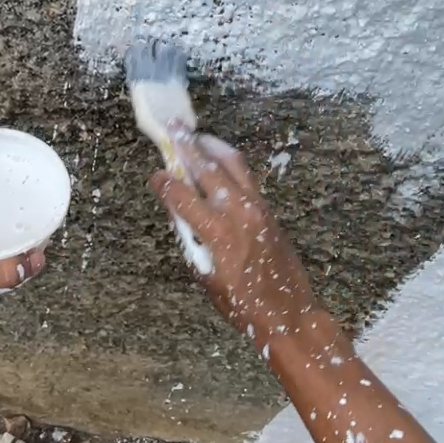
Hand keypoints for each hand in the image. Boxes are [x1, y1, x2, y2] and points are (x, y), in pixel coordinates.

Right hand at [151, 130, 317, 340]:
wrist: (289, 313)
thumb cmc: (242, 304)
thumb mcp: (205, 276)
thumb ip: (190, 240)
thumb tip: (177, 213)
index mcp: (216, 232)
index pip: (181, 195)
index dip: (162, 182)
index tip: (154, 176)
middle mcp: (236, 211)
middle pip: (206, 167)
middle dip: (186, 146)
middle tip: (173, 129)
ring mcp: (256, 206)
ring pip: (232, 162)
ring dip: (211, 146)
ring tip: (196, 136)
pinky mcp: (268, 208)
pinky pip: (246, 175)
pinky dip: (229, 161)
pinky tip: (218, 158)